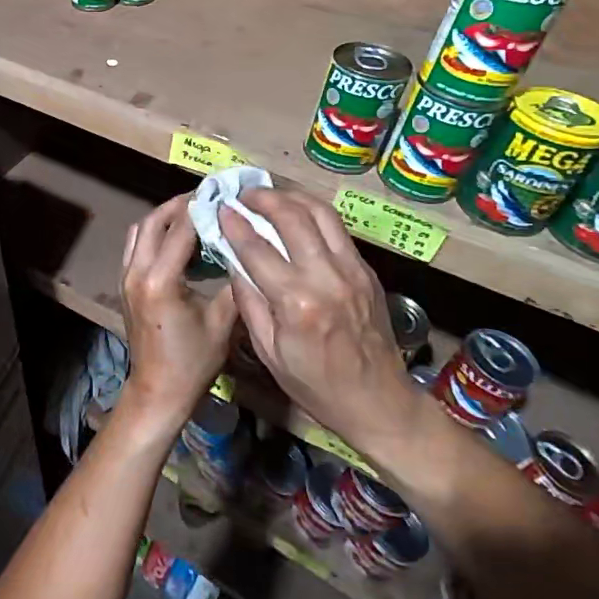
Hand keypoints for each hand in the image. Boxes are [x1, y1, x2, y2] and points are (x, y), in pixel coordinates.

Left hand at [120, 194, 237, 424]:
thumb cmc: (193, 361)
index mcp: (160, 281)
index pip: (180, 230)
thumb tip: (246, 248)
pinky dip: (155, 234)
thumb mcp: (223, 323)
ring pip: (140, 232)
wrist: (158, 390)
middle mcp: (136, 272)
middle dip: (179, 206)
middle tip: (208, 198)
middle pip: (153, 222)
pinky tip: (180, 240)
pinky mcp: (125, 284)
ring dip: (164, 218)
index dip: (202, 207)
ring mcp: (125, 278)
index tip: (223, 192)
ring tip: (195, 214)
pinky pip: (136, 246)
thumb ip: (234, 283)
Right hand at [219, 188, 431, 459]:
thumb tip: (233, 261)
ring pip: (320, 214)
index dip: (234, 224)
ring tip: (268, 195)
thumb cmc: (314, 385)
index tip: (219, 208)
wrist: (379, 402)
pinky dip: (312, 213)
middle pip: (292, 218)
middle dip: (263, 199)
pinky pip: (337, 229)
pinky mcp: (366, 271)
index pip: (257, 248)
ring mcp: (352, 271)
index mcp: (296, 303)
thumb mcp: (267, 351)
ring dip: (291, 197)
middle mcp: (326, 278)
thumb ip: (249, 301)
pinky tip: (296, 213)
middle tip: (242, 195)